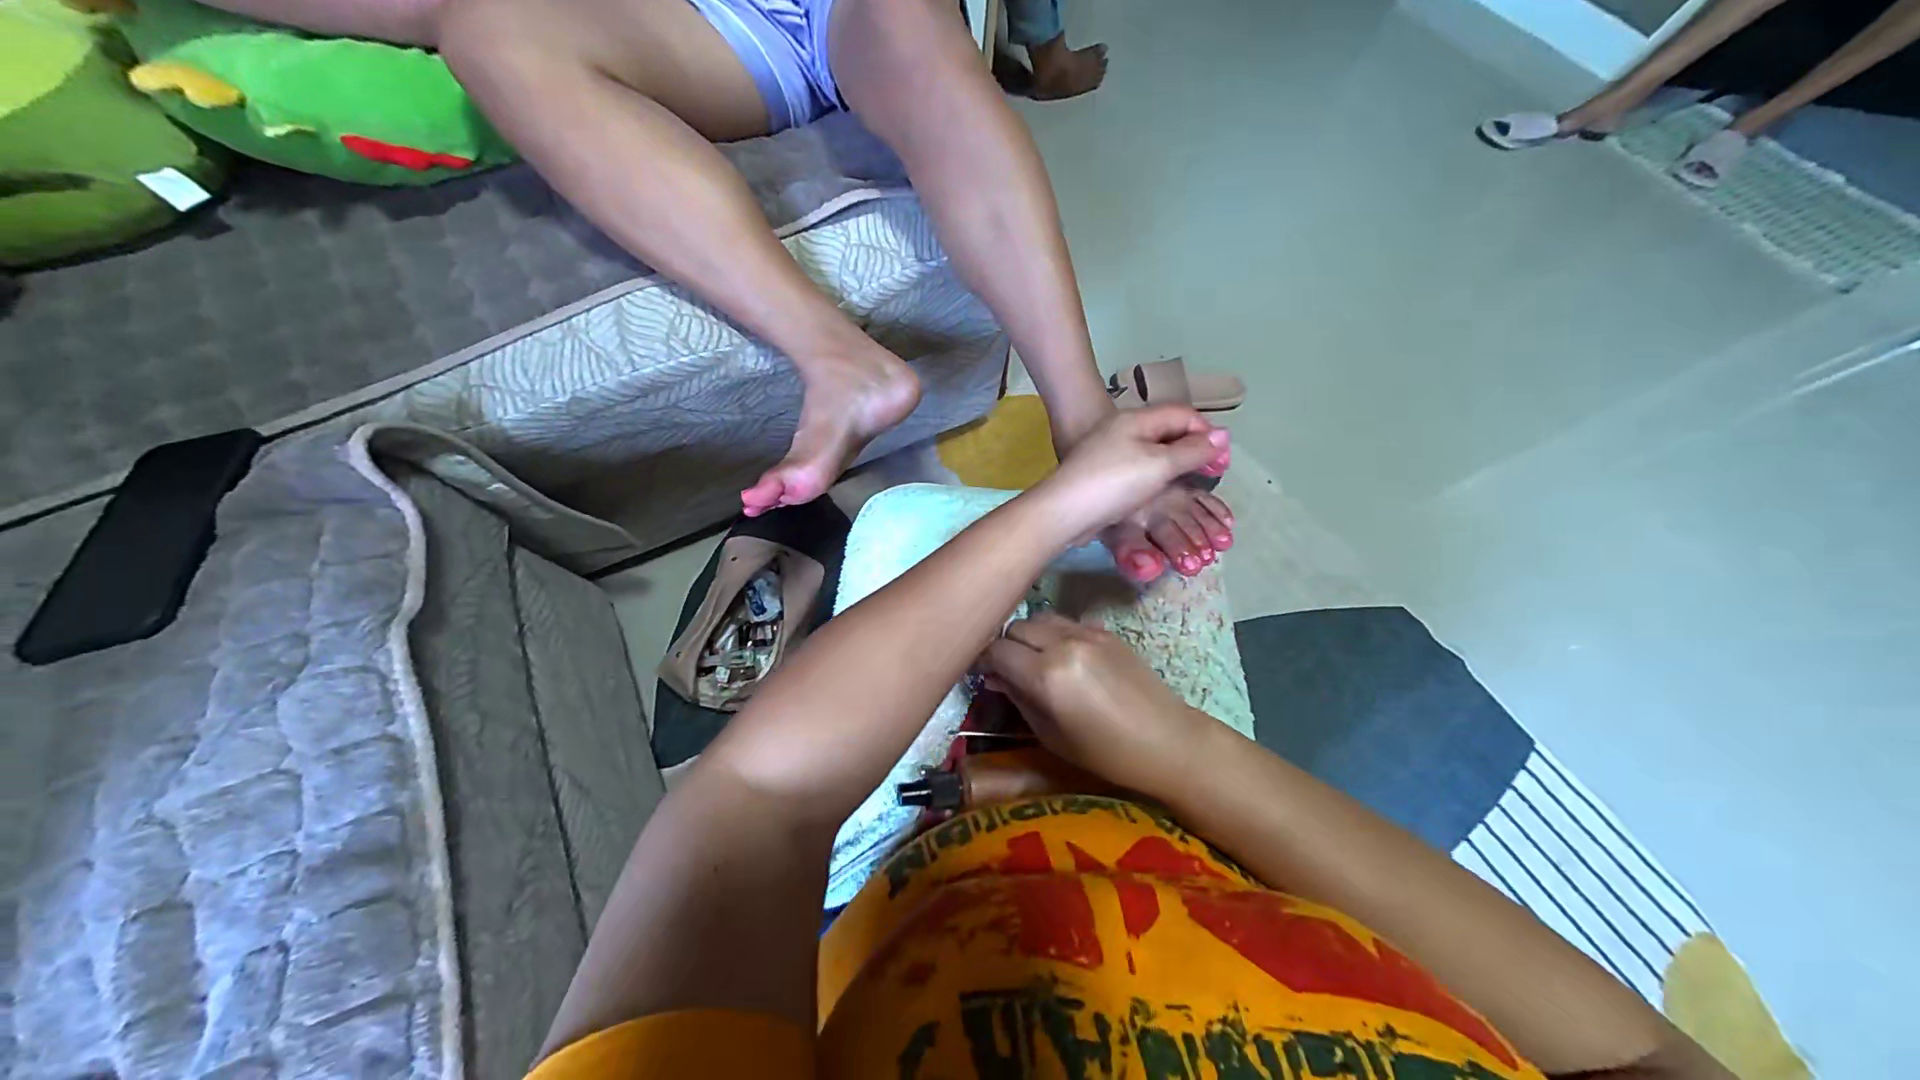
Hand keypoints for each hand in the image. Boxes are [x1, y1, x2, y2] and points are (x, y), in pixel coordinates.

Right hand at [982, 612, 1216, 796]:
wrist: (1167, 741)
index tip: (983, 674)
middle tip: (1008, 668)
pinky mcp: (1106, 632)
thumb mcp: (1051, 735)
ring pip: (1041, 618)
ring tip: (1034, 659)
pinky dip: (1056, 634)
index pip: (997, 650)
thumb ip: (1019, 698)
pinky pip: (1067, 622)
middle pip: (1016, 627)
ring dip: (1030, 635)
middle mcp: (1064, 644)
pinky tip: (1064, 657)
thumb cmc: (1105, 753)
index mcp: (1047, 675)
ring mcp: (1087, 633)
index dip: (984, 662)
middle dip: (1006, 646)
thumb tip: (995, 677)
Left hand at [1031, 405, 1229, 543]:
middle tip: (1212, 473)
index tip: (1221, 461)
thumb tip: (1223, 435)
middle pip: (1168, 431)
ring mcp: (1110, 451)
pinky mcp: (1102, 474)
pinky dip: (1155, 477)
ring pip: (1153, 452)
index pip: (1183, 414)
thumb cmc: (1113, 483)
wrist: (1063, 511)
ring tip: (1190, 484)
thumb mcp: (1159, 465)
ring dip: (1175, 464)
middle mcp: (1123, 430)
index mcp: (1137, 419)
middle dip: (1194, 448)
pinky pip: (1137, 469)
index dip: (1207, 433)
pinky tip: (1160, 493)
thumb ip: (1192, 450)